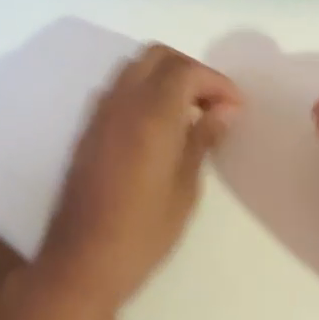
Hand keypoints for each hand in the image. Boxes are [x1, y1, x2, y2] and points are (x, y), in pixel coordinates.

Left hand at [34, 44, 240, 312]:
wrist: (81, 262)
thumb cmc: (143, 232)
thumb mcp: (186, 188)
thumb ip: (203, 139)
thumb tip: (224, 110)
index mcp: (150, 114)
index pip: (186, 70)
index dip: (216, 82)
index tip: (236, 108)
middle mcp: (120, 103)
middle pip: (157, 57)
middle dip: (190, 71)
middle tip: (214, 104)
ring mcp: (98, 115)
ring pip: (133, 69)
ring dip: (164, 78)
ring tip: (189, 115)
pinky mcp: (86, 132)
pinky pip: (117, 91)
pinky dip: (143, 93)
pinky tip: (159, 129)